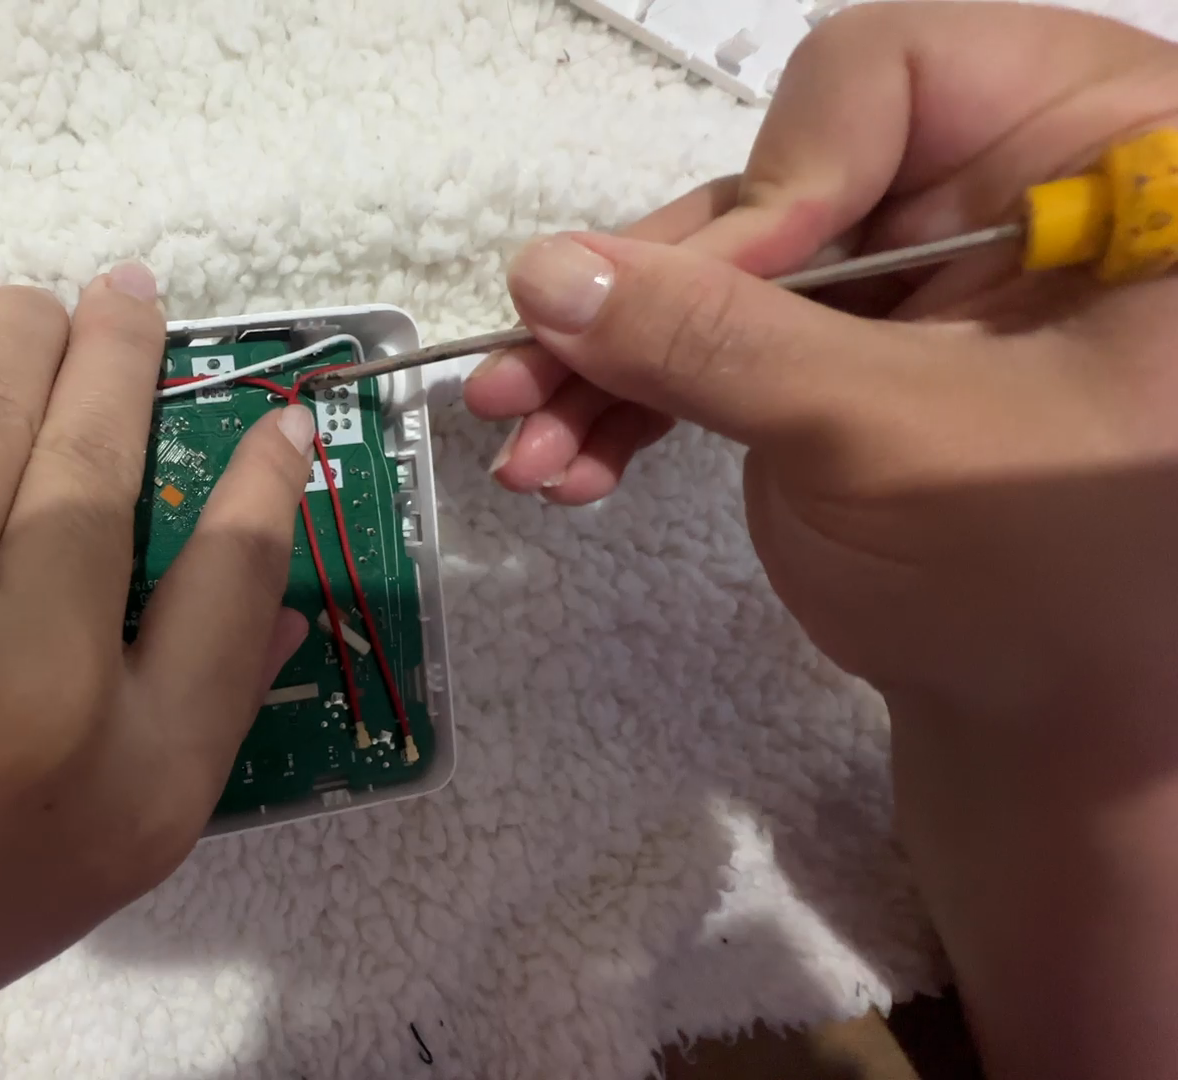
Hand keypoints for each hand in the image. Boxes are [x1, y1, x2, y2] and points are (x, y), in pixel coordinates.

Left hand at [0, 262, 317, 1077]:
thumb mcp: (91, 856)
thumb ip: (193, 715)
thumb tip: (278, 600)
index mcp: (111, 770)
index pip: (227, 576)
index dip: (266, 488)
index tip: (281, 424)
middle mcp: (5, 657)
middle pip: (96, 456)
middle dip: (123, 357)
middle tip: (132, 294)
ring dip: (27, 327)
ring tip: (48, 296)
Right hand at [468, 5, 1177, 1075]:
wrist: (1084, 720)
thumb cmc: (1066, 591)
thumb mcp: (878, 446)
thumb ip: (707, 336)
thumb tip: (547, 265)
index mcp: (1133, 156)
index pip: (902, 67)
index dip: (788, 172)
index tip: (724, 292)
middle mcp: (1016, 198)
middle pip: (771, 191)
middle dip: (644, 299)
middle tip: (535, 384)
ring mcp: (905, 292)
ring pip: (712, 286)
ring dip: (601, 368)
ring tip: (517, 442)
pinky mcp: (835, 366)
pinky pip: (704, 352)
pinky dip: (629, 404)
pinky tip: (562, 455)